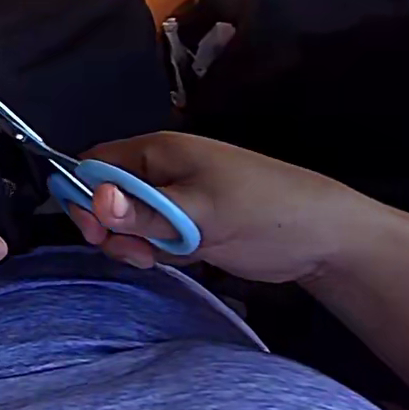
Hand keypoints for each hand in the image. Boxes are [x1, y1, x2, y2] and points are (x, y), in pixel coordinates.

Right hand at [67, 132, 379, 283]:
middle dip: (113, 226)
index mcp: (159, 152)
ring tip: (164, 255)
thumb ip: (143, 211)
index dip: (84, 193)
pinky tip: (185, 257)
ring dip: (137, 243)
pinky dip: (159, 251)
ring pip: (130, 222)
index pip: (97, 163)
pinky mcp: (188, 225)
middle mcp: (161, 172)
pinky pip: (154, 237)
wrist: (323, 238)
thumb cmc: (262, 211)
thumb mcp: (199, 213)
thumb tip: (93, 198)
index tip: (95, 230)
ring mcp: (175, 200)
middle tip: (136, 251)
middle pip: (108, 196)